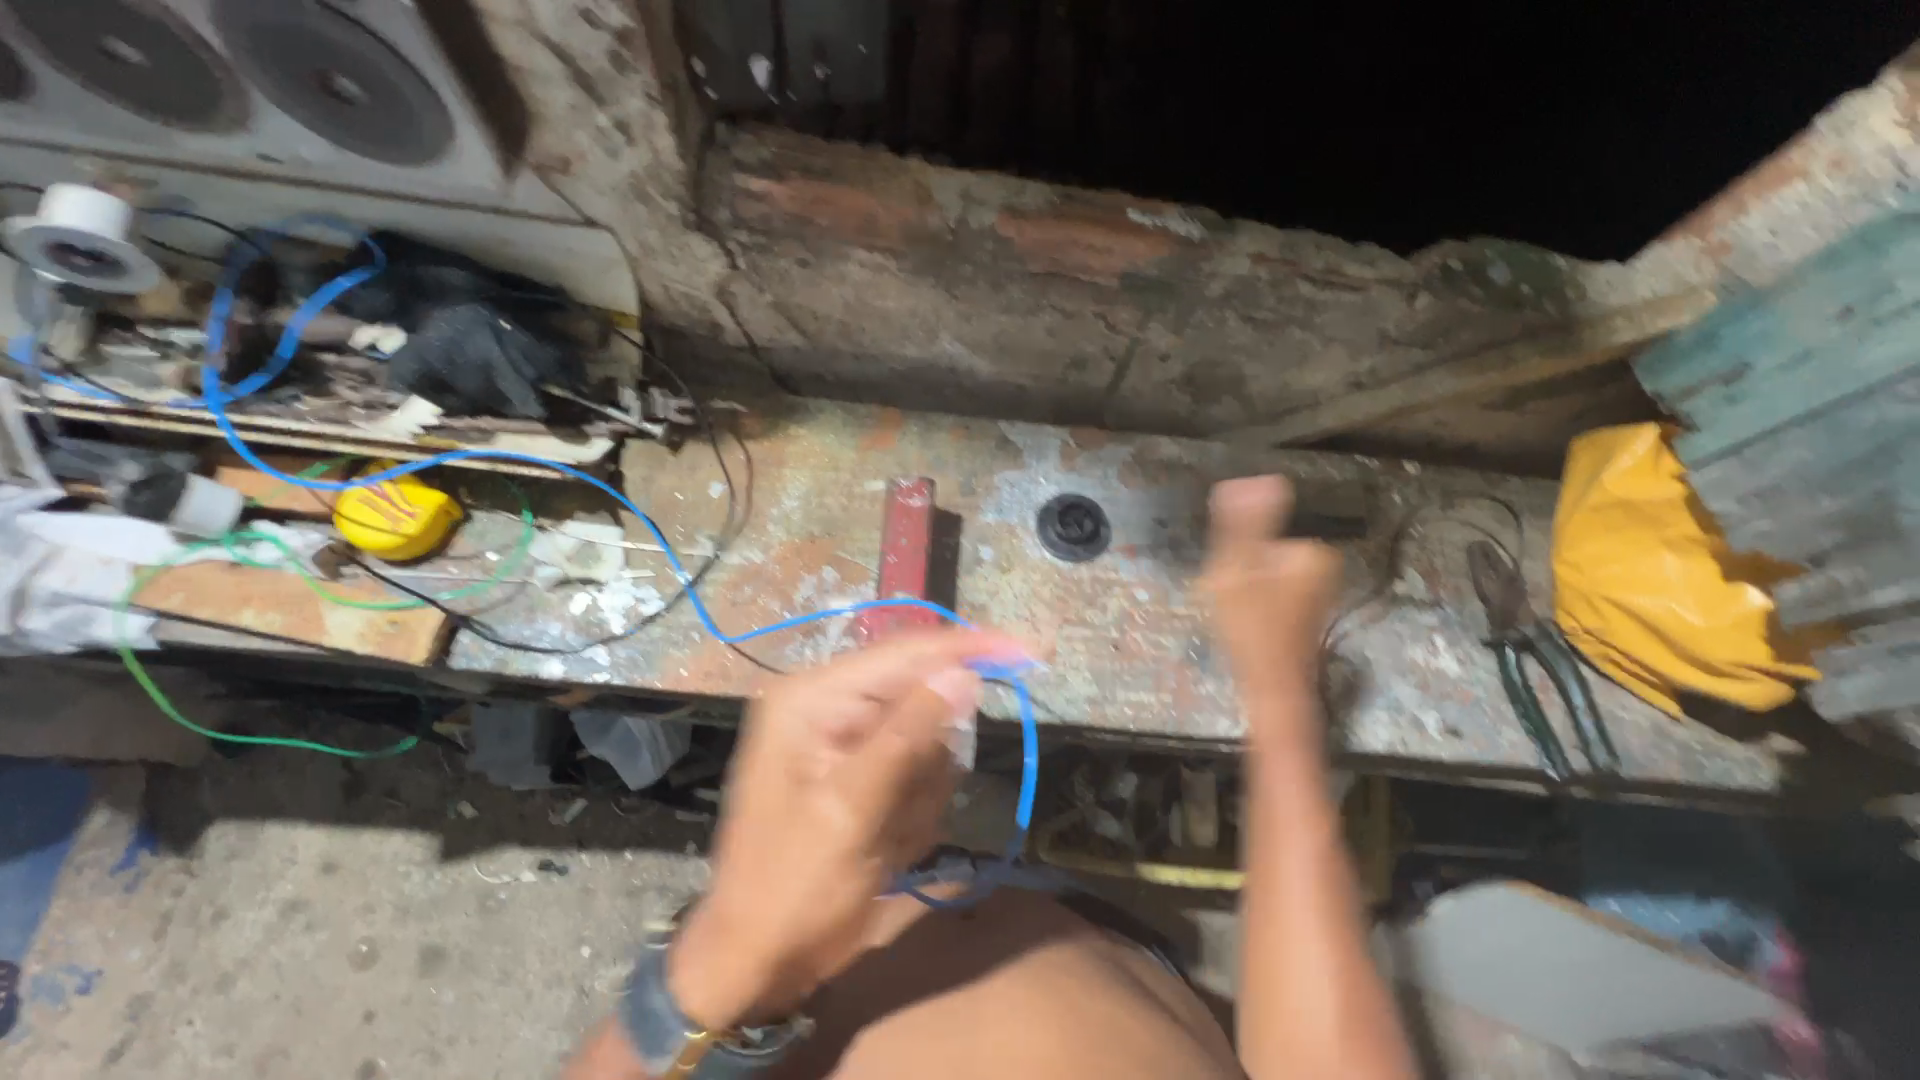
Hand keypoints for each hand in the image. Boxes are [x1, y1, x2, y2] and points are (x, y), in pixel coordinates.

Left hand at [667, 628, 1029, 1030]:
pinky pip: (920, 776)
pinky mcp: (864, 776)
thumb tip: (963, 673)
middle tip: (901, 818)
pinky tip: (883, 849)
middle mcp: (830, 707)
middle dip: (929, 764)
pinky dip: (915, 815)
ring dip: (922, 797)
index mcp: (812, 698)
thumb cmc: (790, 887)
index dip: (971, 649)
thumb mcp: (849, 809)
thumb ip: (907, 734)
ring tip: (884, 841)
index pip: (905, 654)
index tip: (1033, 649)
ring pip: (930, 744)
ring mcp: (848, 743)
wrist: (759, 959)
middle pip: (923, 702)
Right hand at [1201, 475, 1344, 706]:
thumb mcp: (1237, 569)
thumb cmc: (1252, 629)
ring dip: (1245, 585)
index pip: (1261, 530)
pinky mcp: (1308, 607)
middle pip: (1264, 548)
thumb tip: (1256, 478)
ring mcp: (1318, 588)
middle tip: (1230, 597)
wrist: (1271, 689)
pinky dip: (1256, 599)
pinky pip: (1272, 588)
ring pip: (1266, 570)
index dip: (1235, 551)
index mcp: (1312, 549)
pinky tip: (1248, 621)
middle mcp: (1324, 565)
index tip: (1227, 578)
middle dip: (1240, 567)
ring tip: (1238, 611)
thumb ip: (1243, 524)